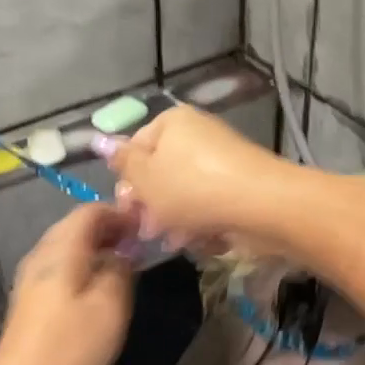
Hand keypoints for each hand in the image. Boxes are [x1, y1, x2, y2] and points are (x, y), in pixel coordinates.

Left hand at [0, 205, 136, 364]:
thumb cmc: (70, 344)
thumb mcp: (110, 306)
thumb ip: (120, 270)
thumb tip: (122, 253)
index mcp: (61, 248)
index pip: (90, 210)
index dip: (120, 213)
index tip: (145, 226)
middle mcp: (41, 253)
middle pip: (76, 226)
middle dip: (109, 229)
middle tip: (138, 245)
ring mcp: (30, 276)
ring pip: (67, 247)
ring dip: (96, 249)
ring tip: (125, 265)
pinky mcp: (29, 297)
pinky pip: (59, 266)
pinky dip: (83, 266)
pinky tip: (99, 287)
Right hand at [92, 106, 300, 254]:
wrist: (262, 205)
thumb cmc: (192, 188)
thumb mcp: (145, 177)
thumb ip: (122, 162)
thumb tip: (102, 141)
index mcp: (172, 123)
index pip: (135, 148)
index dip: (127, 181)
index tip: (126, 210)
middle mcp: (197, 134)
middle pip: (160, 173)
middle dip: (151, 206)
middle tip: (148, 231)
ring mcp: (221, 160)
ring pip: (184, 193)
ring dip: (175, 220)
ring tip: (176, 241)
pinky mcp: (240, 185)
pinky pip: (210, 203)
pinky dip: (202, 222)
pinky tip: (202, 241)